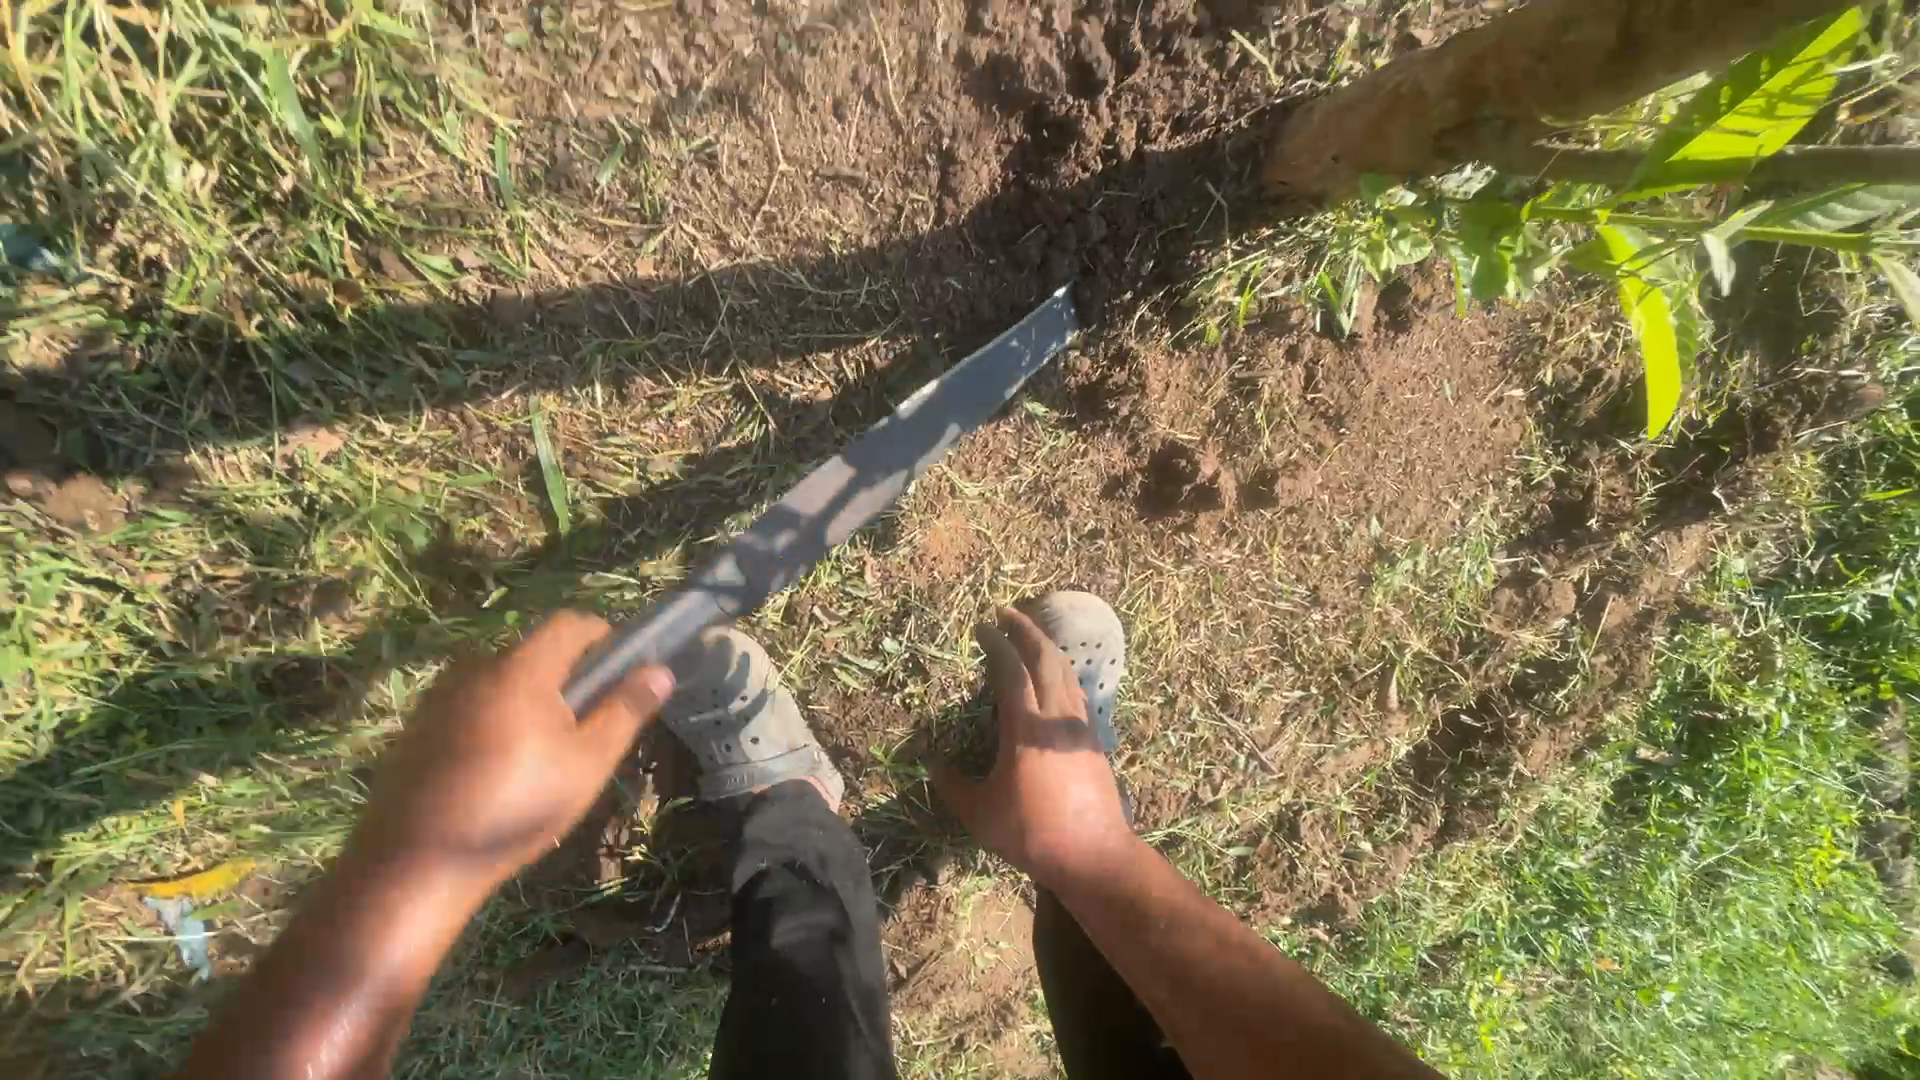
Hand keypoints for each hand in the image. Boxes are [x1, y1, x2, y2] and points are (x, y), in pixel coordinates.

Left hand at [354, 611, 673, 890]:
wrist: (412, 867)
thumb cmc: (516, 806)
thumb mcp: (588, 762)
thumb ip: (626, 710)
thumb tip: (661, 670)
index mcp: (520, 669)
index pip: (570, 623)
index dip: (603, 637)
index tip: (621, 673)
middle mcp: (475, 669)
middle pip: (537, 652)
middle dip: (568, 677)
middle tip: (586, 726)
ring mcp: (439, 698)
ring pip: (504, 679)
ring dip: (532, 699)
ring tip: (543, 754)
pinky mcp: (417, 727)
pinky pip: (473, 704)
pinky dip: (497, 718)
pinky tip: (499, 770)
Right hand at [934, 607, 1138, 890]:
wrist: (1095, 856)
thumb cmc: (1033, 833)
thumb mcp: (980, 815)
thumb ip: (953, 786)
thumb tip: (933, 765)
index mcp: (1026, 728)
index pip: (1011, 670)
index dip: (996, 642)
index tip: (982, 625)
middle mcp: (1056, 717)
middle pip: (1045, 657)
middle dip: (1026, 630)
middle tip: (1007, 612)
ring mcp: (1079, 726)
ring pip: (1066, 670)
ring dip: (1046, 646)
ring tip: (1030, 634)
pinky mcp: (1093, 738)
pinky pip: (1076, 689)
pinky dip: (1062, 670)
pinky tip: (1056, 675)